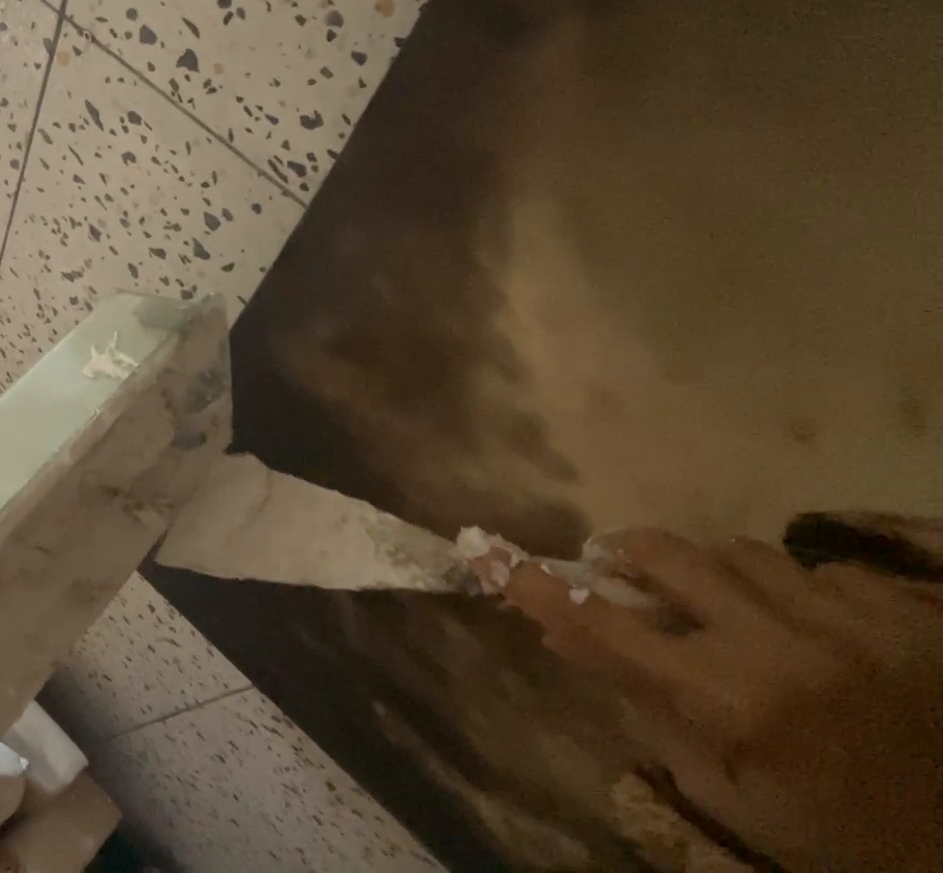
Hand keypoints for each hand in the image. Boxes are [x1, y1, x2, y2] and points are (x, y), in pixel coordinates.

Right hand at [479, 527, 942, 871]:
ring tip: (713, 601)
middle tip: (611, 568)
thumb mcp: (716, 786)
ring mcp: (856, 624)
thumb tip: (560, 631)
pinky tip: (797, 622)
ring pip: (740, 550)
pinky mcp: (910, 617)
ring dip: (707, 571)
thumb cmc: (824, 835)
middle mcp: (787, 647)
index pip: (601, 623)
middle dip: (624, 555)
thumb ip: (638, 699)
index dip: (535, 584)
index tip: (483, 548)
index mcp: (730, 699)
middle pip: (668, 555)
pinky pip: (818, 568)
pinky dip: (789, 587)